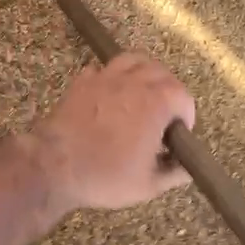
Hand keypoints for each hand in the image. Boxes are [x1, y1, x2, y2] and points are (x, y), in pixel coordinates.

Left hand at [25, 53, 195, 212]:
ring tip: (143, 95)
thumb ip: (174, 172)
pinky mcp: (83, 79)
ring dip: (144, 73)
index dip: (186, 113)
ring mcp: (105, 76)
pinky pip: (104, 68)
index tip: (179, 132)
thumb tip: (187, 166)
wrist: (57, 162)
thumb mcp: (149, 185)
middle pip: (160, 71)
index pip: (182, 94)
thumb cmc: (107, 175)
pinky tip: (111, 96)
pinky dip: (113, 77)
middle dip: (169, 89)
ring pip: (133, 59)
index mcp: (154, 104)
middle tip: (165, 114)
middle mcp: (132, 82)